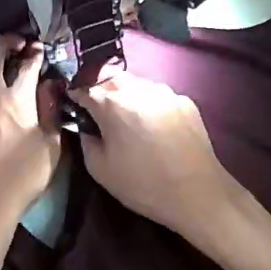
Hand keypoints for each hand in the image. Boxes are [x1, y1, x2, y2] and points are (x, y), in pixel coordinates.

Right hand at [69, 71, 239, 240]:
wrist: (197, 192)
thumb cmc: (143, 184)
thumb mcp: (100, 170)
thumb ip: (86, 140)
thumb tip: (87, 126)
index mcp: (112, 104)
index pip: (84, 87)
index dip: (75, 95)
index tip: (73, 104)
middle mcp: (138, 89)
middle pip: (110, 77)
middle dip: (99, 88)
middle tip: (98, 110)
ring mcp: (164, 91)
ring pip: (135, 83)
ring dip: (125, 94)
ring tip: (127, 118)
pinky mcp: (184, 100)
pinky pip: (158, 95)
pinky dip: (149, 104)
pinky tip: (154, 127)